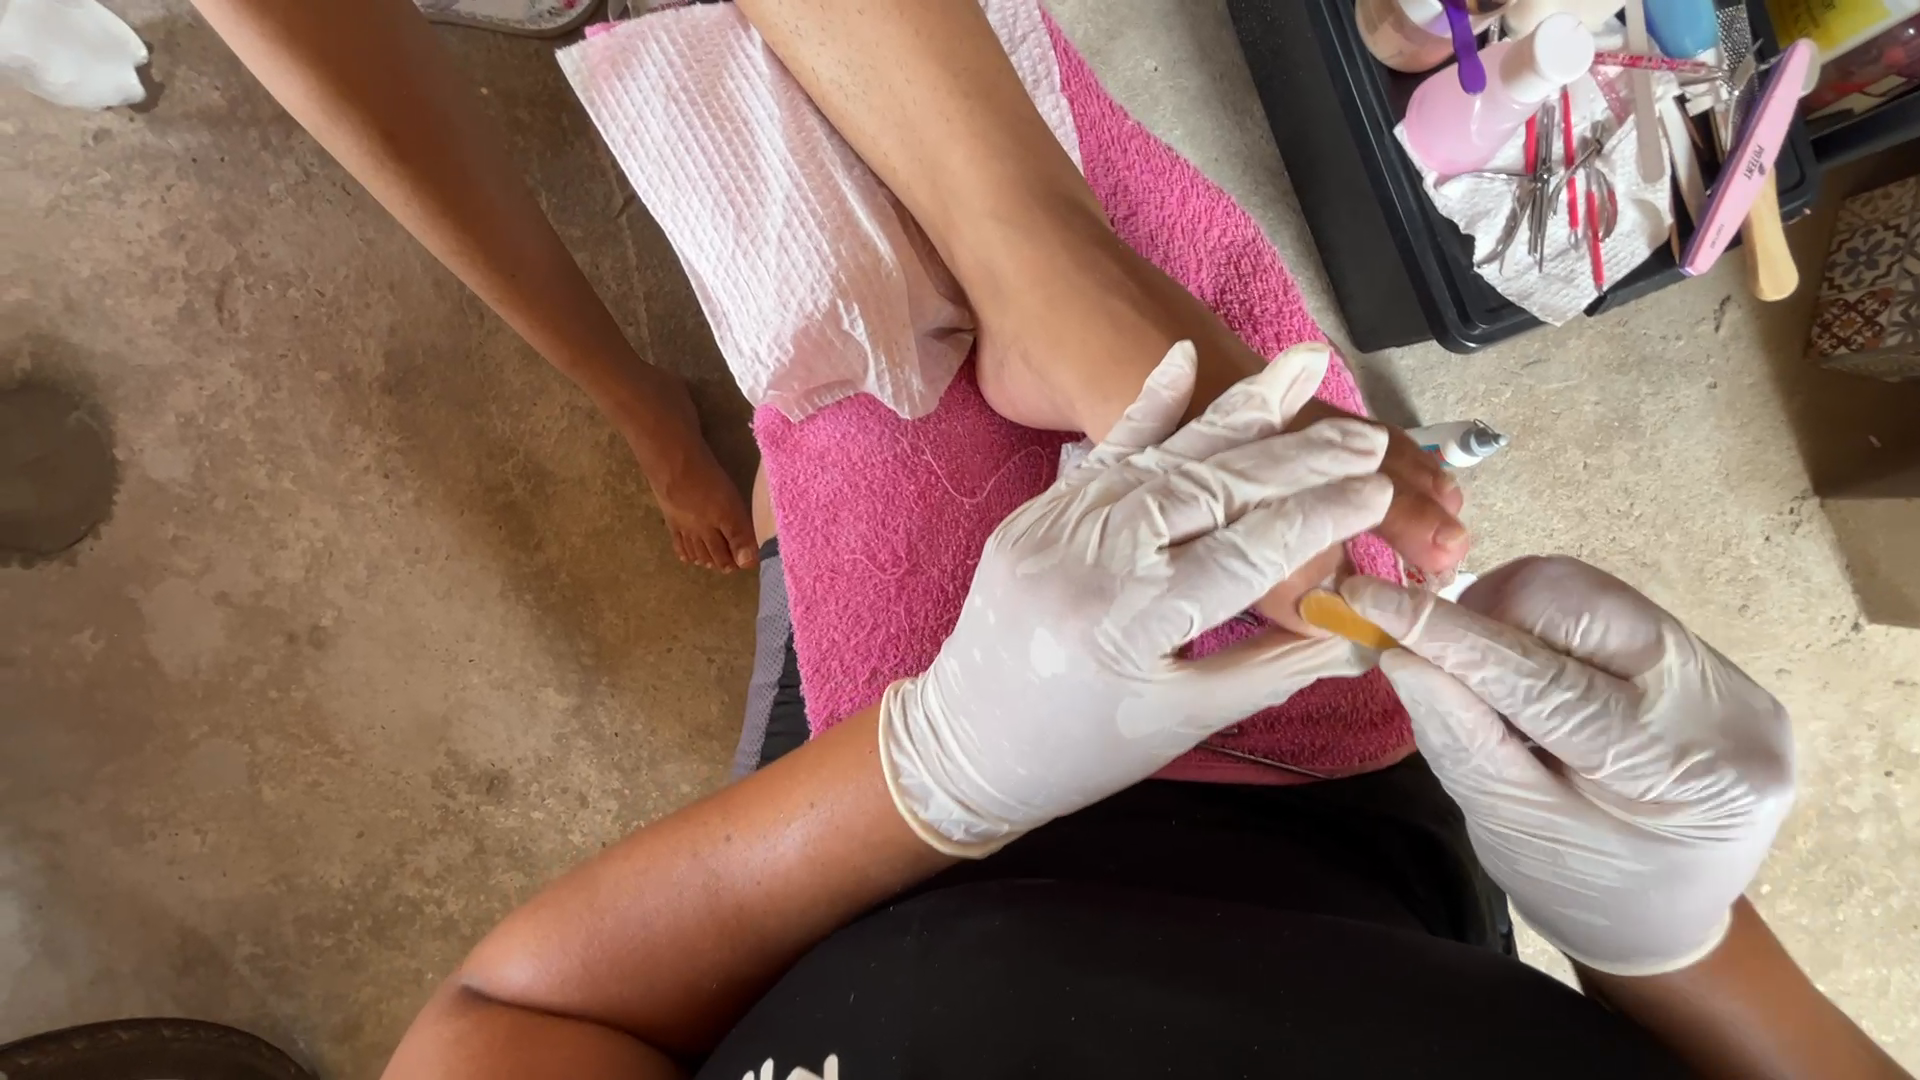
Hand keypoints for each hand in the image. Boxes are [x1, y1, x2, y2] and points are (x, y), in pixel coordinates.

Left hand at [881, 342, 1392, 854]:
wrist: (970, 738)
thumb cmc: (1082, 749)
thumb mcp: (1184, 720)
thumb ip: (1274, 666)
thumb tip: (1360, 630)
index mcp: (1132, 624)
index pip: (1249, 552)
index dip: (1321, 519)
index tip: (1379, 491)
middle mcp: (1092, 559)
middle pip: (1211, 490)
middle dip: (1296, 458)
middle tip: (1364, 438)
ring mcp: (1055, 526)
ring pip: (1162, 458)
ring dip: (1237, 414)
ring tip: (1301, 368)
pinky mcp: (1034, 514)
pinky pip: (1100, 455)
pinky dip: (1146, 409)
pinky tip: (1182, 359)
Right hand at [1342, 557, 1795, 975]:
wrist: (1661, 910)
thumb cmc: (1578, 882)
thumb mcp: (1508, 824)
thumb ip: (1458, 738)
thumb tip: (1400, 656)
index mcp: (1680, 771)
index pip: (1539, 678)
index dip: (1443, 633)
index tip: (1363, 598)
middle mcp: (1722, 705)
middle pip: (1574, 600)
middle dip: (1485, 614)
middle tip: (1445, 660)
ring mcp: (1720, 672)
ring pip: (1577, 588)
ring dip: (1504, 616)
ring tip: (1494, 679)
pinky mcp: (1697, 655)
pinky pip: (1590, 602)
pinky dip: (1528, 623)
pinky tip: (1528, 672)